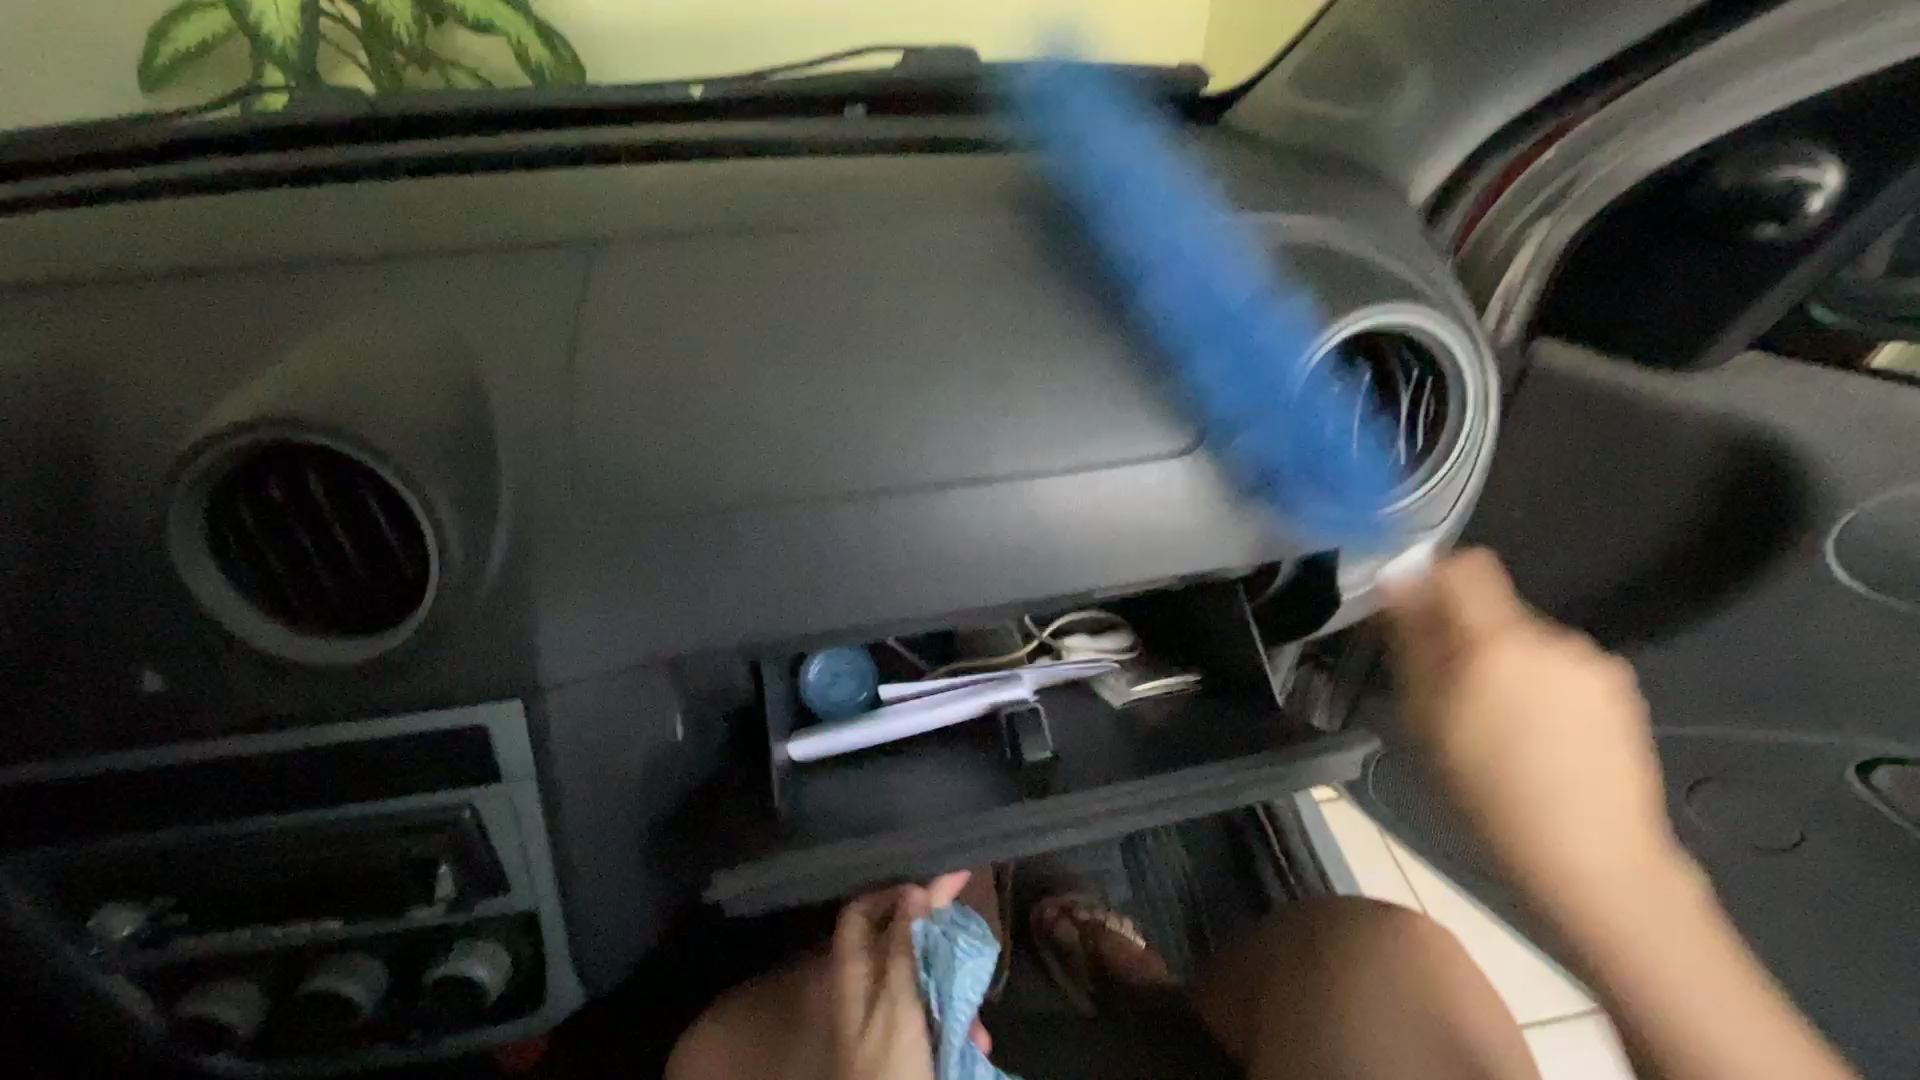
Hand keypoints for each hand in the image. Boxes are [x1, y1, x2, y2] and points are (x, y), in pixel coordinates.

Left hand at [828, 871, 985, 1079]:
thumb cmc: (889, 1068)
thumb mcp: (900, 1005)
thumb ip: (904, 948)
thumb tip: (912, 889)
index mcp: (853, 974)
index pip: (861, 912)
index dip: (893, 893)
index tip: (933, 885)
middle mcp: (865, 988)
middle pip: (898, 940)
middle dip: (936, 937)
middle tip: (967, 925)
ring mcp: (885, 1016)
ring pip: (922, 976)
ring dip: (954, 983)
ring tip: (978, 1002)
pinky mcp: (905, 1042)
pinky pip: (933, 1012)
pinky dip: (956, 1019)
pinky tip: (978, 1041)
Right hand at [1383, 550, 1685, 910]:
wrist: (1592, 856)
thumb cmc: (1486, 790)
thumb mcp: (1426, 718)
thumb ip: (1413, 643)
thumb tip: (1397, 586)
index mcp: (1497, 640)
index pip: (1465, 568)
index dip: (1434, 578)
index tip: (1414, 613)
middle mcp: (1552, 637)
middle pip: (1494, 611)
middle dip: (1466, 637)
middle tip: (1451, 692)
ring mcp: (1594, 664)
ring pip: (1528, 643)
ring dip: (1506, 665)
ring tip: (1499, 725)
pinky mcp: (1622, 692)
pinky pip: (1563, 669)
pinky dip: (1541, 688)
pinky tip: (1541, 739)